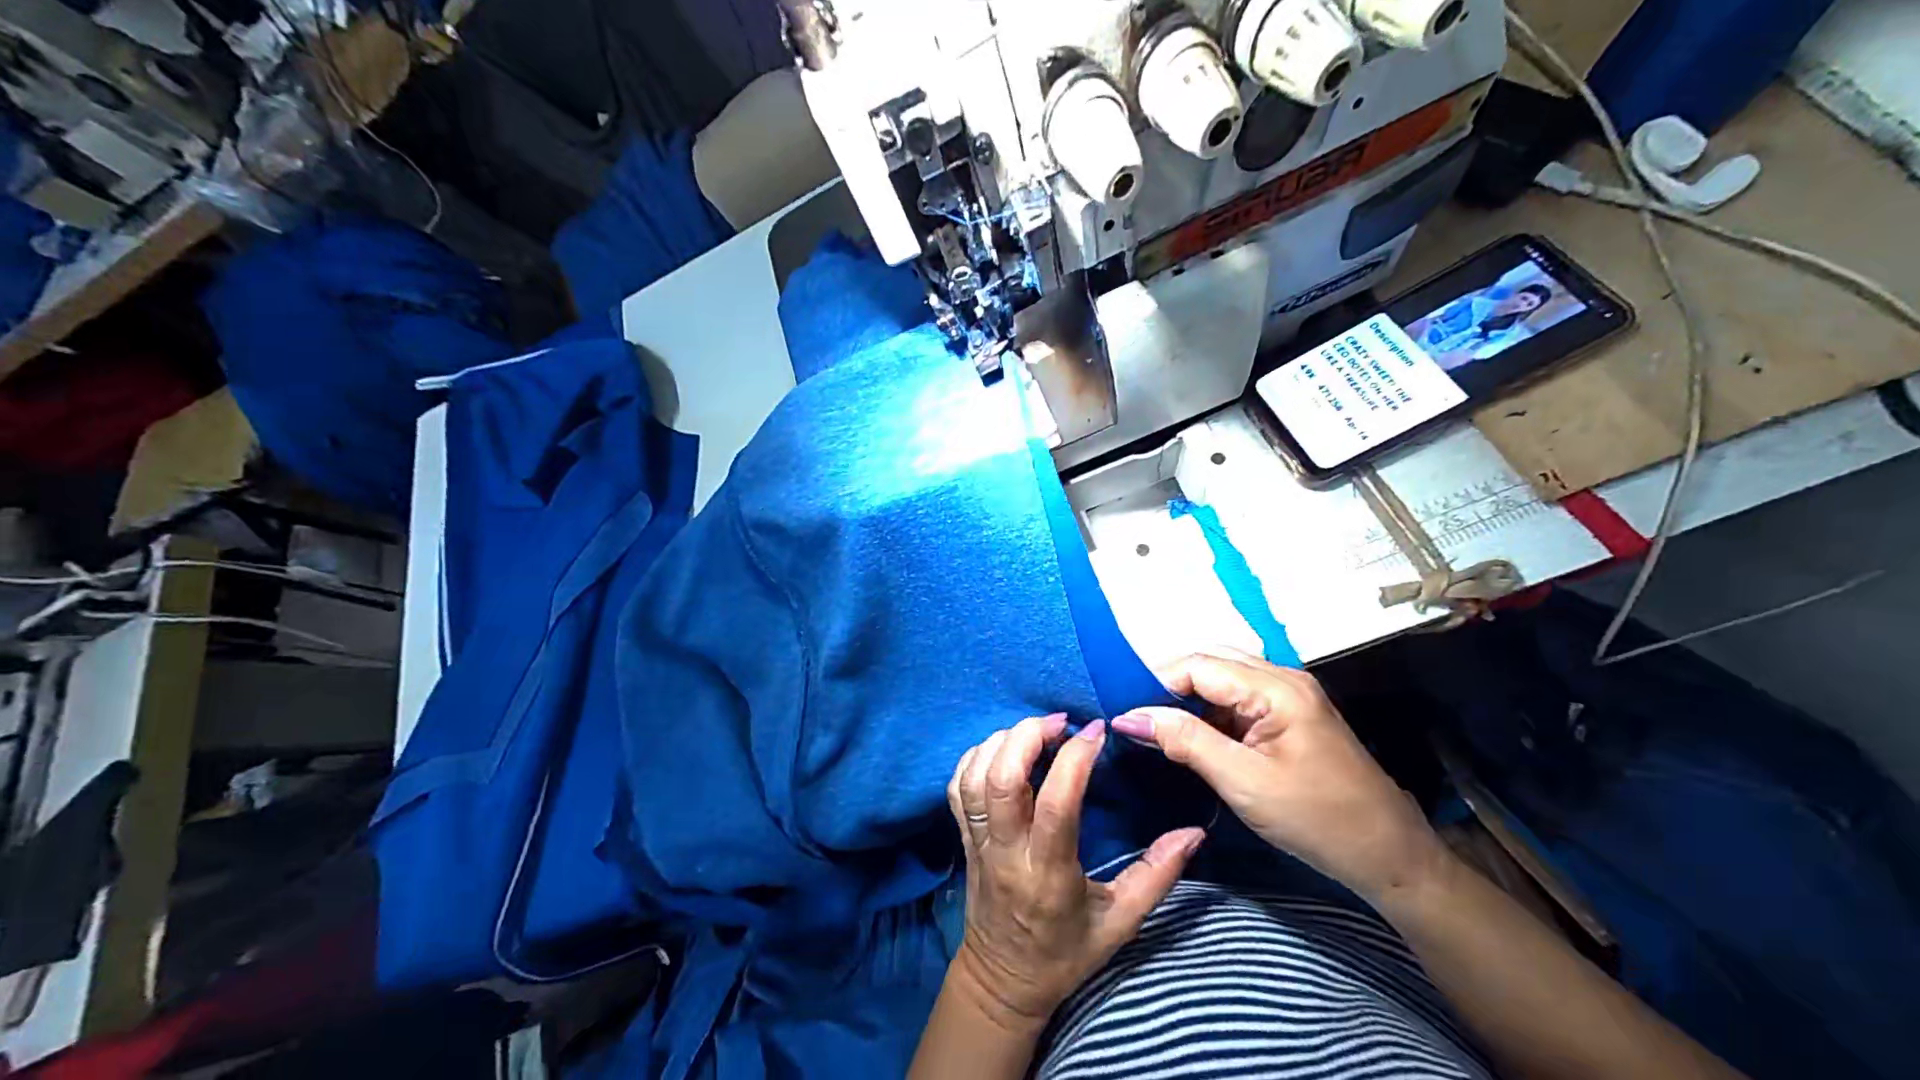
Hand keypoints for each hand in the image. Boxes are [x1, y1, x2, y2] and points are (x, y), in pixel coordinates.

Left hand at [945, 714, 1205, 1030]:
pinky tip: (1000, 748)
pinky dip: (973, 757)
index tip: (1096, 732)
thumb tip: (1193, 832)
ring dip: (1000, 742)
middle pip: (1001, 780)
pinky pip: (956, 788)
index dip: (1074, 761)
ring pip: (974, 778)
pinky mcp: (963, 839)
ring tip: (1033, 730)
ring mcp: (978, 843)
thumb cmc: (1065, 954)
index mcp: (1049, 873)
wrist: (1003, 980)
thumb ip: (1156, 876)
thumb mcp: (1120, 923)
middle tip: (1059, 721)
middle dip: (1027, 737)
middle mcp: (1007, 852)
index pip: (1055, 805)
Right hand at [1109, 651, 1446, 900]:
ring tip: (1153, 724)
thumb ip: (1186, 741)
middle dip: (1167, 684)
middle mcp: (1282, 678)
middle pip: (1209, 661)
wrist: (1389, 854)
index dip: (1154, 684)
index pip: (1198, 664)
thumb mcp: (1243, 782)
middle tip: (1135, 716)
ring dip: (1186, 697)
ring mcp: (1288, 694)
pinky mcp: (1288, 714)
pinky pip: (1236, 697)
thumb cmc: (1318, 819)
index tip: (1123, 714)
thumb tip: (1130, 717)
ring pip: (1220, 677)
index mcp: (1276, 688)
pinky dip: (1206, 710)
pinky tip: (1189, 733)